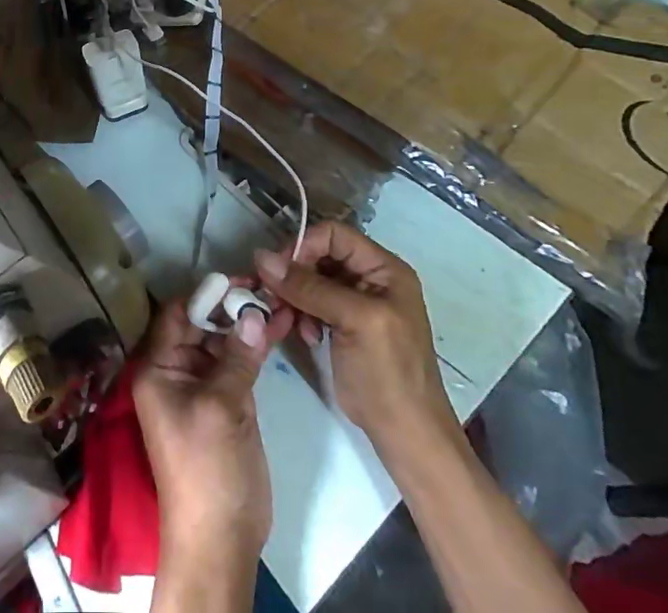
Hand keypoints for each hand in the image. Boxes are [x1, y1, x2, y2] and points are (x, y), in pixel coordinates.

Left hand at [133, 295, 293, 563]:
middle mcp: (178, 371)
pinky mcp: (230, 398)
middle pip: (204, 323)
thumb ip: (237, 357)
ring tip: (284, 296)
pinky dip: (259, 342)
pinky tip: (284, 323)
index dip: (207, 294)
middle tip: (271, 283)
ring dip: (251, 319)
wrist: (221, 532)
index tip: (242, 276)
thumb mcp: (220, 407)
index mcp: (159, 369)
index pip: (178, 315)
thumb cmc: (207, 467)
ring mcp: (206, 384)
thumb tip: (254, 313)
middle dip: (234, 303)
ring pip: (226, 339)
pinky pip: (241, 359)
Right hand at [253, 223, 452, 451]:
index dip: (304, 246)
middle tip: (271, 299)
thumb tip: (262, 257)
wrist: (404, 432)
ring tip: (288, 322)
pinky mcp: (344, 327)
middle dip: (294, 275)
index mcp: (384, 268)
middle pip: (321, 257)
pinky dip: (302, 316)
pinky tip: (304, 336)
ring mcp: (357, 304)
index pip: (335, 235)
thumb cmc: (387, 371)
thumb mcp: (353, 321)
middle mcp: (371, 279)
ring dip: (295, 298)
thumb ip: (310, 287)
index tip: (276, 272)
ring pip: (313, 282)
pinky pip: (314, 306)